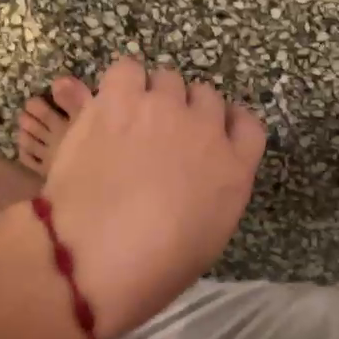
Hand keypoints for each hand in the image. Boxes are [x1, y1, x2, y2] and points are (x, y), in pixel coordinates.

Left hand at [39, 57, 265, 338]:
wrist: (91, 257)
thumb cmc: (149, 269)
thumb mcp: (205, 237)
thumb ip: (212, 192)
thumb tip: (194, 176)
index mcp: (234, 170)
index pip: (248, 125)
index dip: (226, 126)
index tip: (209, 136)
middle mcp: (205, 128)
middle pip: (205, 96)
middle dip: (186, 112)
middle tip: (159, 137)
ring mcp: (163, 108)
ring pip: (167, 79)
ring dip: (152, 96)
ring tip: (129, 121)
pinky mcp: (121, 97)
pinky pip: (128, 68)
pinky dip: (120, 83)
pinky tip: (108, 105)